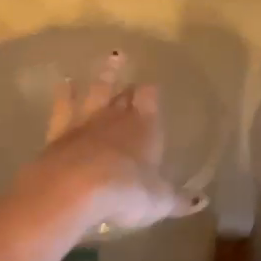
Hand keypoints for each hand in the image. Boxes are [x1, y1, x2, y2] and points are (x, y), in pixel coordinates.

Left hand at [17, 55, 205, 230]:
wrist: (75, 188)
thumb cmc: (127, 191)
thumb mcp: (159, 201)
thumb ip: (178, 199)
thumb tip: (202, 201)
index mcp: (145, 127)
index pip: (150, 100)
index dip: (151, 92)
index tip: (152, 85)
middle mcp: (116, 118)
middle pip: (124, 93)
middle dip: (127, 82)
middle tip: (125, 61)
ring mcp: (85, 122)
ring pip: (96, 91)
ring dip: (103, 75)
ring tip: (107, 59)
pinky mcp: (58, 133)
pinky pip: (62, 107)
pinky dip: (63, 94)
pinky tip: (63, 82)